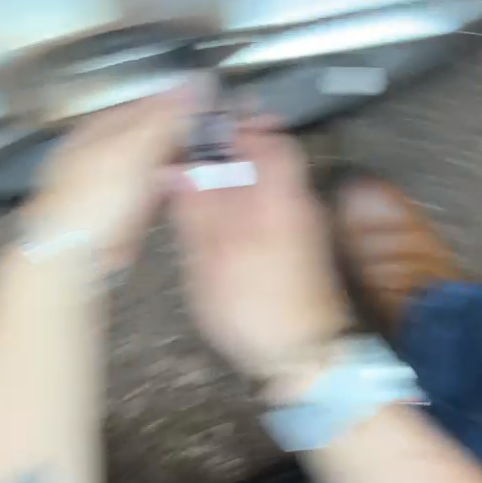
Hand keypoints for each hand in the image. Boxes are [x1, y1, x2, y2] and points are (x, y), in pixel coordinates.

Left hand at [25, 82, 199, 271]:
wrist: (73, 258)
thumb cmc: (96, 199)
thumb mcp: (134, 149)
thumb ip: (167, 117)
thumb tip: (197, 80)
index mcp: (95, 130)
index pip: (143, 105)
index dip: (177, 103)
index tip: (208, 106)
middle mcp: (99, 154)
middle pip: (147, 135)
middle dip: (179, 135)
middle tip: (213, 137)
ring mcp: (107, 185)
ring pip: (151, 164)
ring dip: (177, 163)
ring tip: (206, 163)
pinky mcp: (118, 213)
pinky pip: (150, 192)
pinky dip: (169, 188)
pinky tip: (186, 188)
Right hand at [168, 127, 353, 388]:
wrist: (304, 358)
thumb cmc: (257, 310)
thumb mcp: (210, 259)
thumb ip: (195, 209)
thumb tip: (177, 170)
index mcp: (278, 199)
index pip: (271, 139)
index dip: (243, 124)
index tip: (214, 124)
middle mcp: (298, 206)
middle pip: (272, 159)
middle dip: (237, 151)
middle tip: (204, 155)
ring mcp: (304, 229)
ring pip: (273, 185)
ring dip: (242, 179)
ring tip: (207, 190)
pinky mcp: (301, 251)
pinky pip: (275, 210)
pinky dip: (250, 206)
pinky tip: (226, 226)